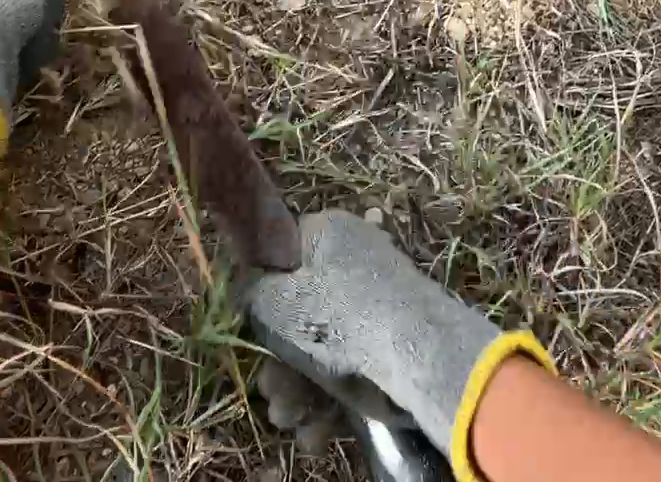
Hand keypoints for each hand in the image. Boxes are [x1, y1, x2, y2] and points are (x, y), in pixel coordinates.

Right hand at [243, 210, 550, 469]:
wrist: (415, 353)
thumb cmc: (337, 318)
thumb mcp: (274, 301)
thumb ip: (251, 288)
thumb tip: (245, 284)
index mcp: (328, 231)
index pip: (284, 251)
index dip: (263, 290)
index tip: (252, 328)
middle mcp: (353, 256)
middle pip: (301, 305)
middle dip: (279, 359)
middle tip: (269, 393)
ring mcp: (376, 294)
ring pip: (324, 339)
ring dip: (299, 386)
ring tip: (289, 419)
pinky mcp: (393, 332)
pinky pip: (352, 357)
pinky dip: (332, 393)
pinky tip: (317, 429)